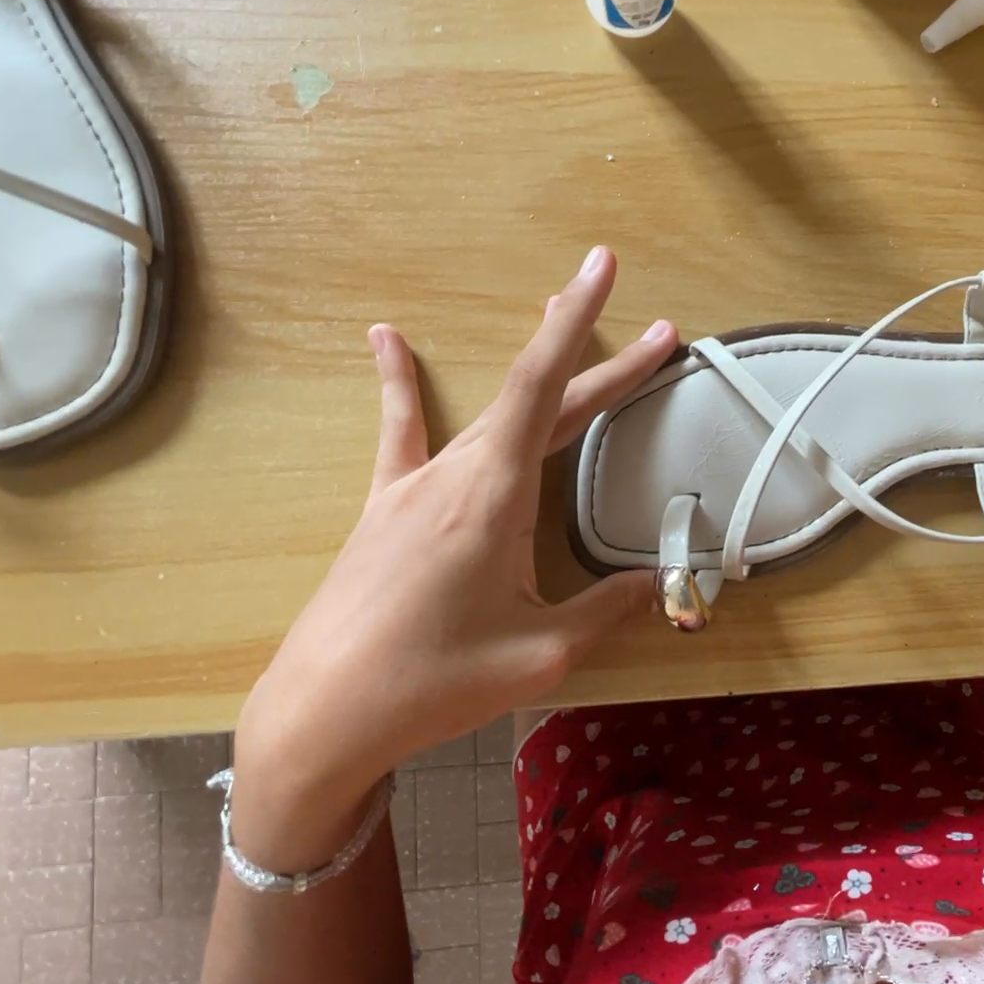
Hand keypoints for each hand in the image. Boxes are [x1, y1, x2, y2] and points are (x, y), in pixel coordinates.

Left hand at [229, 247, 677, 865]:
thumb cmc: (434, 684)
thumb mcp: (541, 651)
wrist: (323, 715)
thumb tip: (660, 581)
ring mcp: (415, 484)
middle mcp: (457, 471)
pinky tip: (386, 337)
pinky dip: (400, 382)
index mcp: (496, 495)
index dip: (582, 324)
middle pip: (538, 397)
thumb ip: (607, 607)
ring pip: (490, 410)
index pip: (546, 386)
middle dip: (600, 359)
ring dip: (537, 371)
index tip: (604, 268)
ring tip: (561, 318)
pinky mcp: (386, 506)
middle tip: (658, 336)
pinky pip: (403, 430)